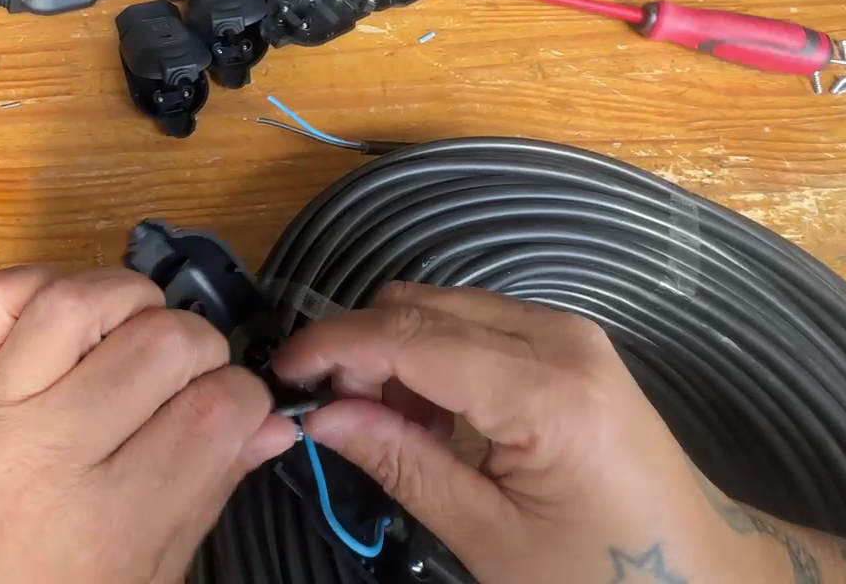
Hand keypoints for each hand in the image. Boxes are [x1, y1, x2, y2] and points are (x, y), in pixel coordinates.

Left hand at [0, 267, 298, 583]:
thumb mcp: (155, 571)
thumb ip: (214, 485)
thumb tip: (273, 421)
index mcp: (107, 523)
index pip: (213, 413)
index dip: (248, 397)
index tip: (242, 404)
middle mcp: (49, 451)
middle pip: (159, 343)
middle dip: (202, 345)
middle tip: (194, 372)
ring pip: (80, 299)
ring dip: (131, 297)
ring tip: (142, 327)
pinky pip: (2, 292)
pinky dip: (47, 282)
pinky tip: (77, 316)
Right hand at [270, 282, 777, 583]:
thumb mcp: (493, 542)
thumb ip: (400, 463)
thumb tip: (316, 415)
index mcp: (546, 392)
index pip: (408, 338)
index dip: (333, 346)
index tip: (282, 370)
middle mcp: (555, 335)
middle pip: (416, 306)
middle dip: (359, 349)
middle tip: (337, 414)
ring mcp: (563, 328)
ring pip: (435, 304)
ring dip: (391, 350)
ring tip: (390, 423)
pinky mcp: (562, 336)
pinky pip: (467, 319)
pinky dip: (427, 352)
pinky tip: (432, 411)